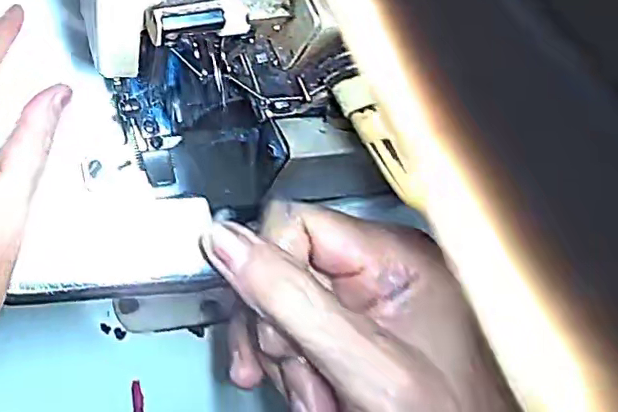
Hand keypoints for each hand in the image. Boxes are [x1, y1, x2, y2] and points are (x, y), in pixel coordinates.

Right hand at [204, 201, 515, 411]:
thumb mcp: (370, 369)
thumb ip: (293, 299)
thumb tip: (223, 239)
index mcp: (395, 256)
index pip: (291, 222)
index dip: (267, 271)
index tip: (270, 325)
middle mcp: (378, 269)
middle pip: (280, 264)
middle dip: (274, 327)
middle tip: (289, 372)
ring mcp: (365, 303)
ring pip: (279, 299)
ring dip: (279, 353)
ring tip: (308, 399)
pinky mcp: (354, 333)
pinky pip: (292, 326)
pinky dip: (288, 363)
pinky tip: (301, 391)